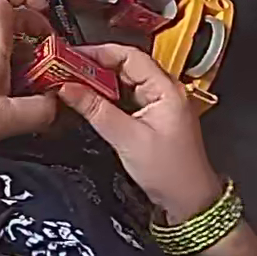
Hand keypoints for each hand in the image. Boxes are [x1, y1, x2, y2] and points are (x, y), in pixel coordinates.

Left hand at [0, 0, 61, 148]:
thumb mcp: (5, 119)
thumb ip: (40, 112)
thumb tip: (58, 104)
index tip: (46, 10)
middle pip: (14, 15)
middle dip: (38, 28)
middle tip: (52, 51)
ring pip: (7, 36)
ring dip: (27, 50)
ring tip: (37, 77)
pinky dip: (13, 64)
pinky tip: (16, 89)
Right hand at [56, 44, 223, 220]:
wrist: (190, 203)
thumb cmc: (171, 173)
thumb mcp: (127, 138)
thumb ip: (96, 110)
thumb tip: (68, 88)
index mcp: (165, 88)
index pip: (129, 55)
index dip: (99, 52)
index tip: (73, 56)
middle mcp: (163, 90)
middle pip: (124, 65)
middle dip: (94, 66)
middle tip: (66, 69)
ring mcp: (157, 102)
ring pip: (122, 81)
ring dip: (98, 80)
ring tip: (72, 82)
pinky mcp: (150, 115)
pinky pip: (124, 96)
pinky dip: (105, 95)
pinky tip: (88, 100)